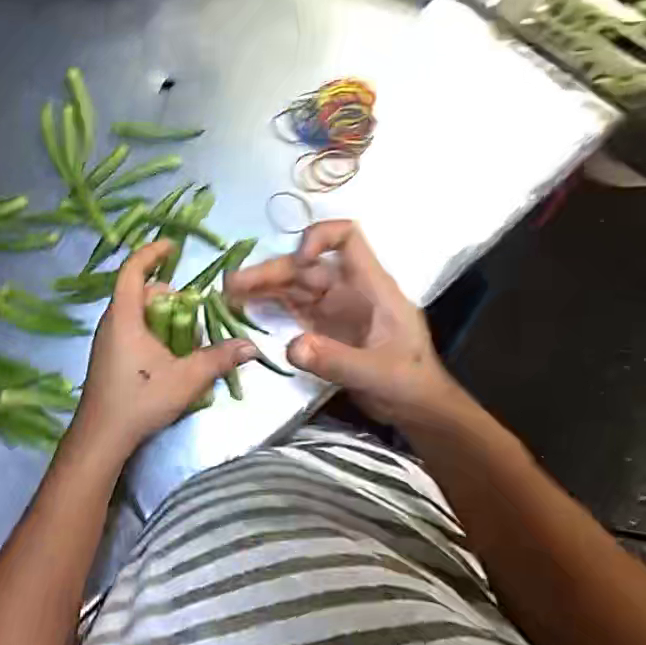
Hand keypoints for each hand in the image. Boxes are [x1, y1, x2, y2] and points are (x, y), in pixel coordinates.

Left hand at [67, 240, 255, 461]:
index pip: (133, 271)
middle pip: (142, 293)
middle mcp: (112, 322)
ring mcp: (108, 340)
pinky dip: (154, 332)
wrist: (101, 437)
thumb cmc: (139, 400)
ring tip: (187, 342)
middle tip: (193, 317)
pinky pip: (133, 330)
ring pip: (138, 313)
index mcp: (125, 317)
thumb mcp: (186, 378)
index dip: (152, 253)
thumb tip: (250, 346)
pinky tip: (171, 358)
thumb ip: (219, 358)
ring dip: (164, 318)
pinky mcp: (109, 357)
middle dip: (171, 298)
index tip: (173, 246)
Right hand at [226, 220, 458, 423]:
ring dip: (263, 286)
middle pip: (307, 265)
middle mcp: (349, 288)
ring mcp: (334, 307)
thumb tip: (291, 347)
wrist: (417, 406)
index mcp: (371, 285)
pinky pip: (292, 308)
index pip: (348, 239)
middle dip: (272, 271)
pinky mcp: (323, 326)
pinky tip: (244, 309)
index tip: (298, 260)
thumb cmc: (409, 381)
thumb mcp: (377, 373)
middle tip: (233, 285)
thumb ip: (337, 360)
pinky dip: (268, 305)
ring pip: (295, 285)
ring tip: (228, 294)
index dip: (320, 238)